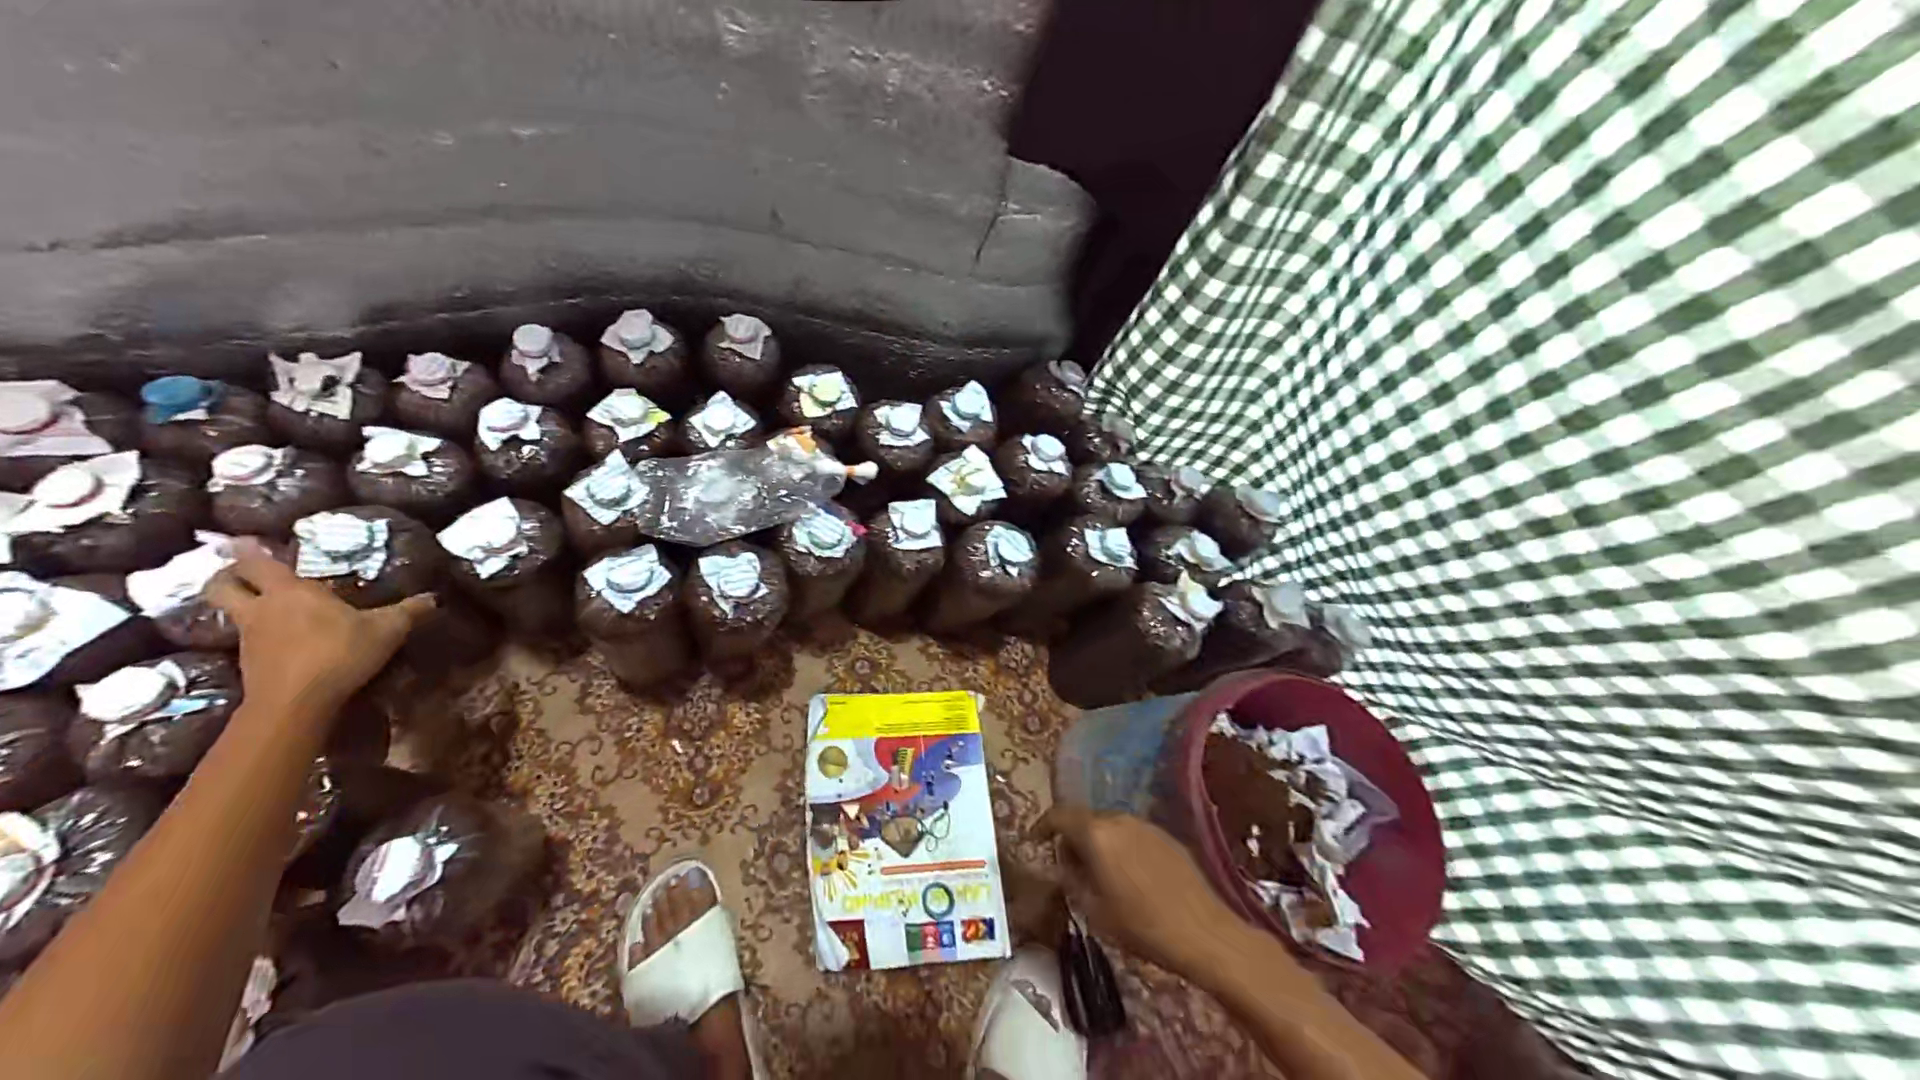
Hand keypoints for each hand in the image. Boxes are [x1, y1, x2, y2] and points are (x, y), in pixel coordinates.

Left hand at [202, 541, 435, 720]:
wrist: (295, 703)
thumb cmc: (338, 652)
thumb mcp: (387, 629)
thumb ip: (409, 611)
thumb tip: (433, 598)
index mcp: (289, 591)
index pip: (255, 561)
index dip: (245, 548)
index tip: (240, 540)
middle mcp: (261, 609)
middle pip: (221, 585)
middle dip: (226, 575)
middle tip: (244, 572)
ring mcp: (248, 637)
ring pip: (231, 612)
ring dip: (243, 605)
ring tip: (270, 607)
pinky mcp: (249, 662)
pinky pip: (248, 638)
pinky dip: (261, 634)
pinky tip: (284, 639)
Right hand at [1037, 804, 1281, 982]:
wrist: (1205, 933)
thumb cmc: (1142, 926)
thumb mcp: (1094, 910)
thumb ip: (1073, 879)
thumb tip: (1065, 863)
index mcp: (1096, 834)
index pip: (1060, 815)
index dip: (1043, 825)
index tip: (1034, 840)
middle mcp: (1119, 819)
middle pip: (1086, 819)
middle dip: (1073, 838)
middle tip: (1069, 867)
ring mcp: (1146, 825)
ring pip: (1110, 826)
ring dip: (1098, 843)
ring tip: (1100, 874)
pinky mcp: (1167, 837)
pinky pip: (1133, 835)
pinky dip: (1121, 848)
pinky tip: (1130, 876)